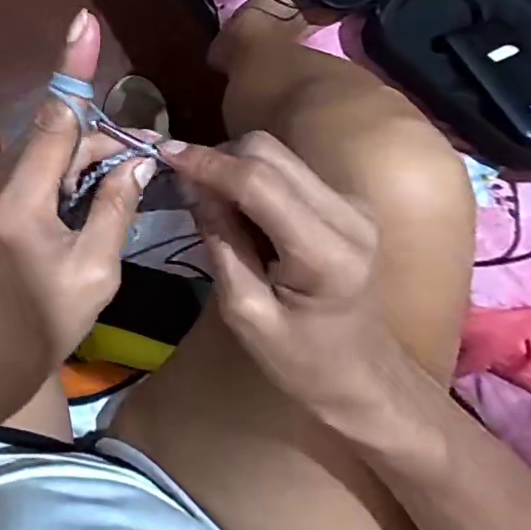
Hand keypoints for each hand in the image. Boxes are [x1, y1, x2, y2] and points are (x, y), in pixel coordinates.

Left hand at [0, 10, 151, 446]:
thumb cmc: (37, 327)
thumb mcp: (94, 273)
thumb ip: (114, 209)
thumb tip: (134, 162)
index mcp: (20, 196)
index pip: (55, 115)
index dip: (72, 66)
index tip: (82, 20)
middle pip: (58, 137)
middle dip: (101, 144)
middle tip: (140, 171)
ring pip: (49, 158)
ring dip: (85, 168)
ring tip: (117, 199)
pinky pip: (36, 178)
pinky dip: (66, 183)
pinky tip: (88, 211)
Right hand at [163, 132, 420, 431]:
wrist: (366, 377)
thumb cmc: (302, 360)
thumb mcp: (244, 312)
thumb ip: (220, 243)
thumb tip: (192, 184)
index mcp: (325, 253)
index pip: (258, 183)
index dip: (208, 163)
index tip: (164, 154)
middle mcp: (347, 214)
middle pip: (268, 152)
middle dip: (218, 159)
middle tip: (186, 186)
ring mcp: (351, 204)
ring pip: (276, 155)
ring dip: (233, 167)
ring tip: (210, 202)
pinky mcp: (345, 201)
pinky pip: (286, 169)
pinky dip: (251, 178)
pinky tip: (239, 211)